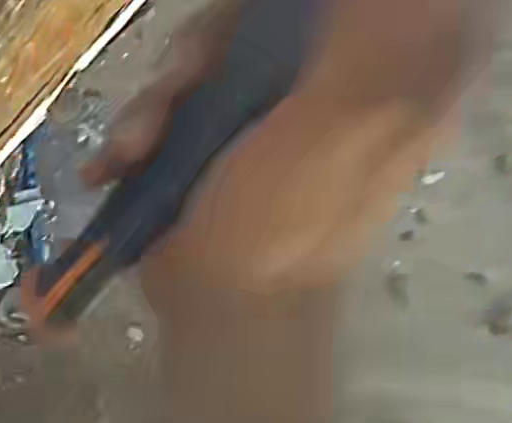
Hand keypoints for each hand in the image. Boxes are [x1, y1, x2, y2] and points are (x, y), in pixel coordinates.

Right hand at [87, 0, 487, 299]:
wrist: (220, 303)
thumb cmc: (283, 217)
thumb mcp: (350, 105)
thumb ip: (370, 19)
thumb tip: (327, 0)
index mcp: (399, 46)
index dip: (278, 9)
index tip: (241, 29)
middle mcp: (330, 70)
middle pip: (258, 18)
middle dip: (202, 50)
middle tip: (176, 87)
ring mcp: (261, 115)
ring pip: (201, 67)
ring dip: (153, 106)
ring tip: (130, 152)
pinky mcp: (204, 152)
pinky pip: (165, 118)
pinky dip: (130, 141)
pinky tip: (112, 168)